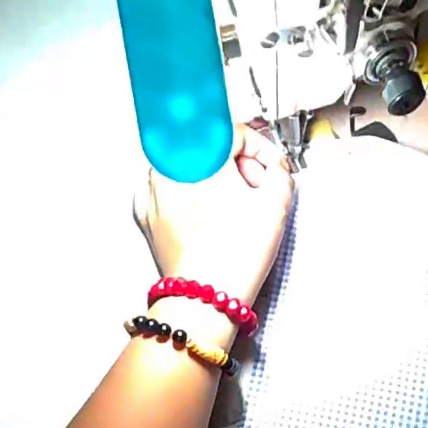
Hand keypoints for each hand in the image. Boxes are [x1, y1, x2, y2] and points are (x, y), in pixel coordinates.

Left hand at [134, 125, 294, 317]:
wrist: (207, 295)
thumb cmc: (234, 255)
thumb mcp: (276, 204)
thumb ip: (280, 171)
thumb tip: (274, 169)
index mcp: (200, 151)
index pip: (234, 131)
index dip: (259, 149)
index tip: (268, 165)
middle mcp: (169, 164)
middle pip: (210, 146)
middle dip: (237, 164)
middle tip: (255, 189)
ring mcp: (153, 189)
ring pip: (190, 167)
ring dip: (214, 179)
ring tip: (233, 208)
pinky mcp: (148, 213)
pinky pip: (173, 191)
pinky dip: (192, 197)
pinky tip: (211, 218)